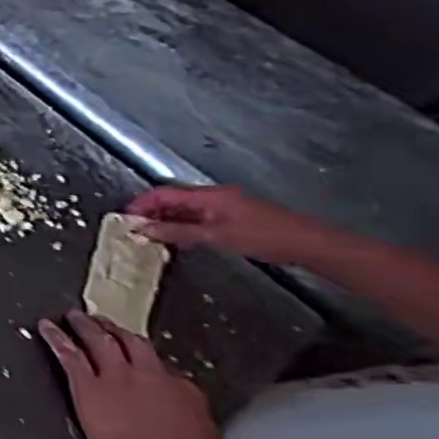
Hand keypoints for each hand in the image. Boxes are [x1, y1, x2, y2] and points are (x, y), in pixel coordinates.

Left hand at [38, 311, 215, 438]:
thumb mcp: (200, 430)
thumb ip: (186, 409)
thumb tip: (179, 403)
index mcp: (182, 389)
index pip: (163, 367)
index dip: (145, 360)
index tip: (135, 355)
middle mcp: (150, 375)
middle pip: (132, 344)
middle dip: (117, 331)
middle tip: (103, 322)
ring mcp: (116, 377)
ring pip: (100, 341)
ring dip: (86, 326)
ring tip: (75, 316)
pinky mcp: (88, 384)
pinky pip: (69, 354)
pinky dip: (56, 338)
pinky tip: (45, 327)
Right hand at [126, 185, 332, 265]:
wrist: (313, 245)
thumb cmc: (263, 237)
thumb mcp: (214, 236)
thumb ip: (176, 232)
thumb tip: (142, 229)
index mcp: (208, 196)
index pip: (162, 193)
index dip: (140, 205)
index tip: (125, 221)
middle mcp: (214, 196)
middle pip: (172, 200)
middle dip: (151, 214)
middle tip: (136, 232)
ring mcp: (225, 207)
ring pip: (184, 210)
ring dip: (167, 223)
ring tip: (154, 240)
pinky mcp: (233, 217)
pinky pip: (198, 218)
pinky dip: (183, 227)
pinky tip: (180, 242)